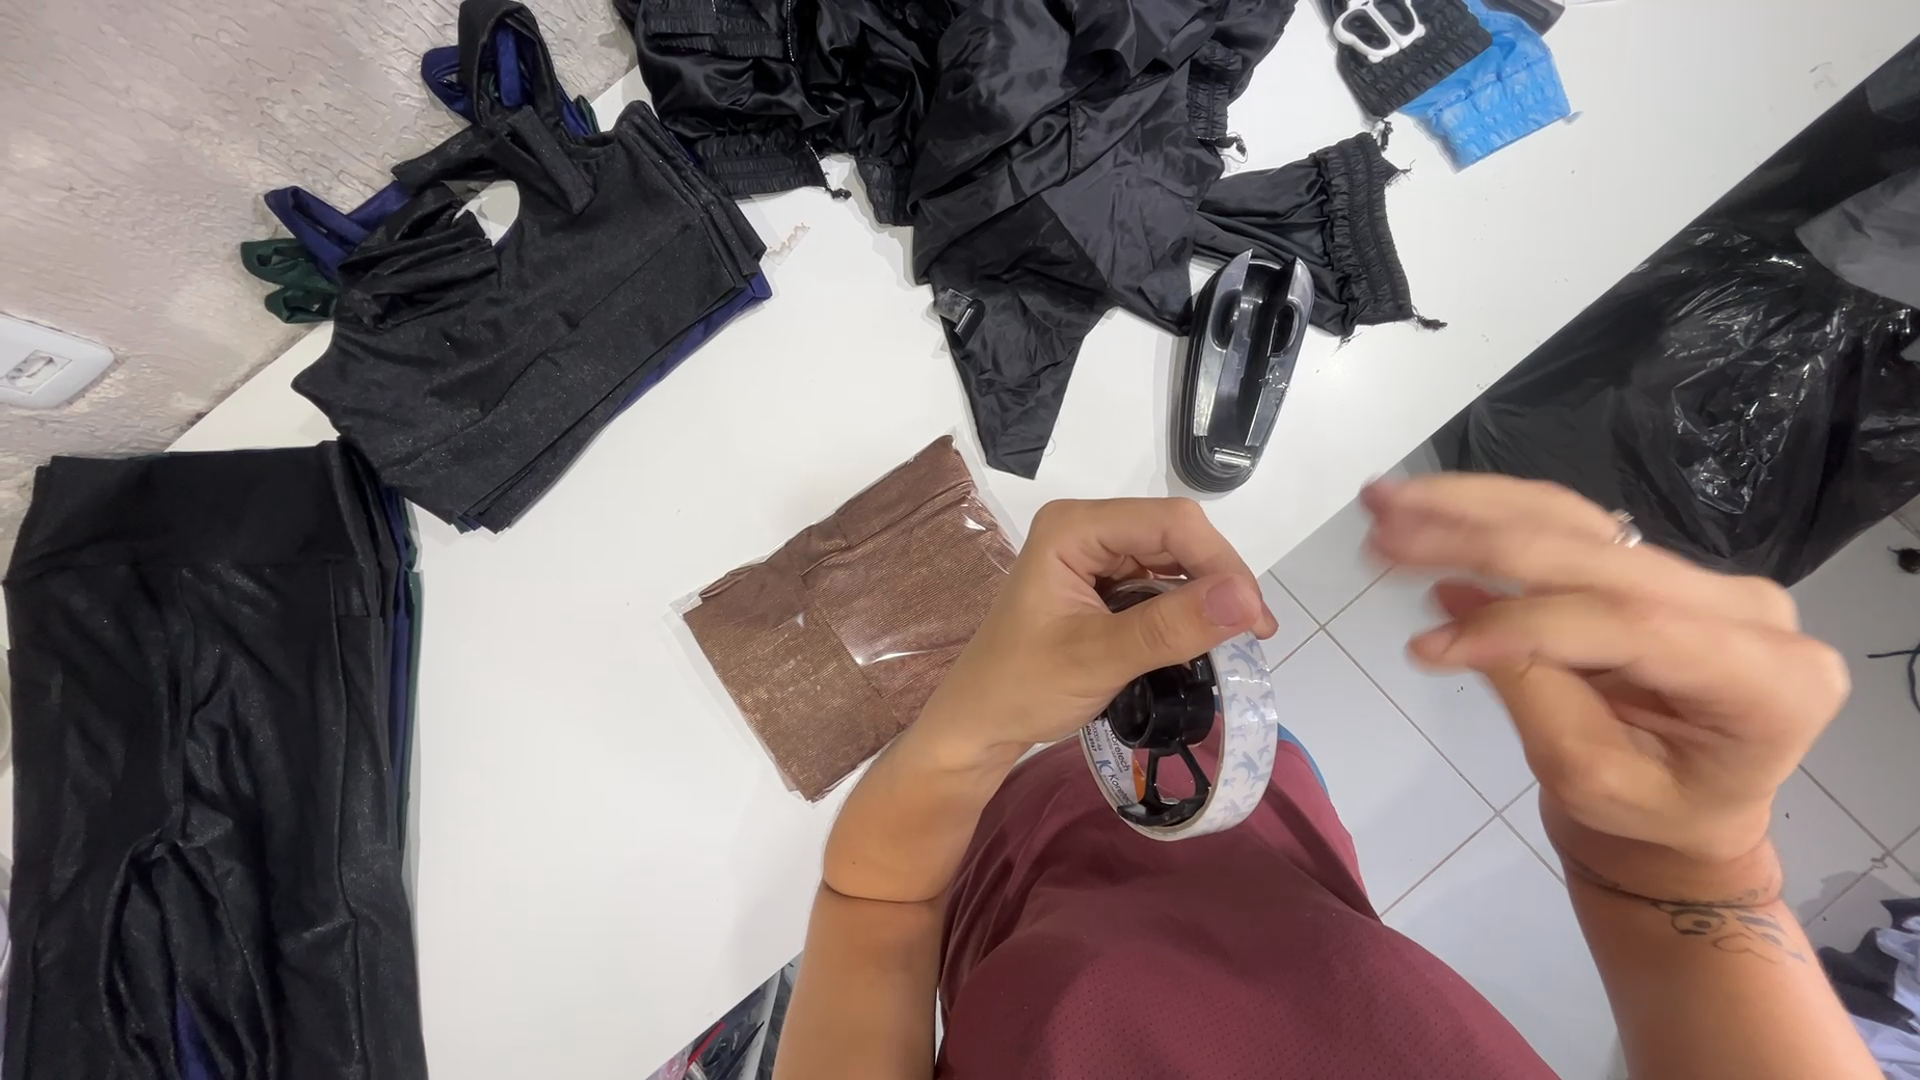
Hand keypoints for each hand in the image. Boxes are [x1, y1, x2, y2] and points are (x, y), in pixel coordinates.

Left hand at [917, 498, 1276, 759]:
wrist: (980, 723)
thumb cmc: (1022, 687)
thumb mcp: (1099, 658)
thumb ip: (1171, 627)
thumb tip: (1247, 600)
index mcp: (1073, 527)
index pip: (1169, 522)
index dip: (1219, 562)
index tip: (1254, 617)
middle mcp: (1085, 528)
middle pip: (1175, 535)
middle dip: (1218, 579)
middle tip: (1255, 633)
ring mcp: (1093, 554)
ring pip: (1172, 559)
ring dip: (1208, 595)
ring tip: (1240, 639)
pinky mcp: (1101, 583)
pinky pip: (1158, 583)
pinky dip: (1186, 608)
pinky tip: (1207, 634)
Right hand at [1363, 474, 1849, 901]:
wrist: (1678, 805)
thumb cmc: (1645, 811)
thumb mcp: (1589, 773)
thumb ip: (1532, 689)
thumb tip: (1449, 611)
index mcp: (1764, 678)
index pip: (1628, 623)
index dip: (1515, 625)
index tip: (1425, 649)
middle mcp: (1739, 605)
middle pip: (1589, 552)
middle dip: (1473, 538)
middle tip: (1380, 531)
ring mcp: (1690, 575)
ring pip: (1567, 518)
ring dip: (1465, 507)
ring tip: (1383, 501)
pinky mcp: (1640, 562)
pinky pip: (1558, 521)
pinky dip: (1481, 511)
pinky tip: (1421, 504)